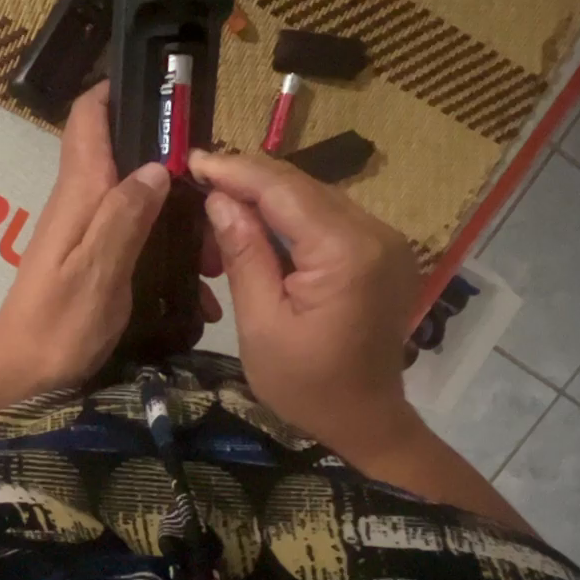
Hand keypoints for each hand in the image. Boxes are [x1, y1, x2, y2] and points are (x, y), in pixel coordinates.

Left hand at [0, 83, 221, 397]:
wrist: (20, 368)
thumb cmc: (57, 326)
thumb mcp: (97, 273)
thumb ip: (124, 218)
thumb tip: (156, 166)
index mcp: (79, 194)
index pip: (89, 116)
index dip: (122, 89)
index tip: (170, 92)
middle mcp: (79, 201)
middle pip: (121, 150)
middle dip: (167, 153)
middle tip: (216, 182)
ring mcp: (83, 228)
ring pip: (133, 192)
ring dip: (172, 205)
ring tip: (213, 239)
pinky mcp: (88, 253)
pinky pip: (130, 228)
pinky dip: (161, 239)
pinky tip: (190, 273)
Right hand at [188, 149, 420, 452]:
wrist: (363, 419)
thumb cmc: (304, 385)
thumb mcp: (260, 324)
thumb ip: (244, 255)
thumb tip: (220, 199)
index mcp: (346, 253)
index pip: (284, 191)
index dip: (236, 170)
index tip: (192, 159)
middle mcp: (376, 234)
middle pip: (303, 188)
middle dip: (247, 184)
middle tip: (197, 190)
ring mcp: (386, 241)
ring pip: (316, 200)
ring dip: (267, 203)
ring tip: (220, 218)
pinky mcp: (383, 253)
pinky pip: (330, 221)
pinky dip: (291, 221)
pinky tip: (258, 232)